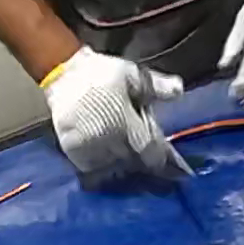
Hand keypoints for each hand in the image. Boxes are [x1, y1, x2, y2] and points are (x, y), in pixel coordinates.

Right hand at [40, 46, 189, 179]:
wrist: (63, 78)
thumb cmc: (101, 74)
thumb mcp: (133, 75)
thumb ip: (156, 87)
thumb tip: (179, 92)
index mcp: (124, 122)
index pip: (148, 149)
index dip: (160, 160)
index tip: (168, 166)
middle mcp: (106, 140)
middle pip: (130, 162)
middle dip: (140, 165)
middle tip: (149, 169)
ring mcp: (87, 148)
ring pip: (110, 167)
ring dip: (121, 169)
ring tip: (128, 169)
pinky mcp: (72, 152)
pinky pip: (90, 167)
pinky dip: (100, 168)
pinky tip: (106, 165)